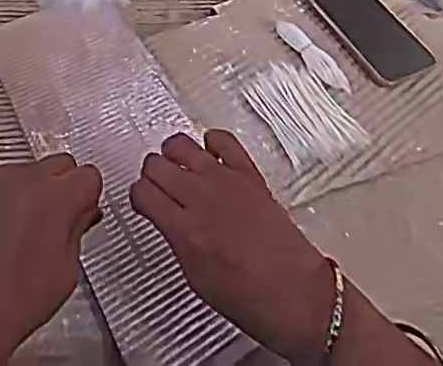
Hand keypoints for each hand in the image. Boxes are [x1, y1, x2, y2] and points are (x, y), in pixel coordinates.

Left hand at [0, 154, 102, 365]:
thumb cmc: (20, 294)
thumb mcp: (68, 265)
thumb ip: (80, 226)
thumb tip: (88, 208)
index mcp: (56, 198)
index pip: (89, 174)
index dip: (91, 194)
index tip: (88, 208)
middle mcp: (29, 179)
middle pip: (64, 162)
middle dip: (70, 185)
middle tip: (68, 217)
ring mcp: (5, 179)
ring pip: (39, 167)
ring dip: (44, 187)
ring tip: (39, 226)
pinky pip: (15, 175)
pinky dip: (21, 190)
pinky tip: (19, 223)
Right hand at [131, 131, 335, 361]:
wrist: (304, 303)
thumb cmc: (257, 302)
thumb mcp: (197, 279)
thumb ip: (174, 238)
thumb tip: (161, 215)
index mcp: (186, 232)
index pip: (141, 191)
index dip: (138, 196)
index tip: (143, 201)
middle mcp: (202, 200)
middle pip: (154, 164)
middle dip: (150, 175)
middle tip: (158, 186)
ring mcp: (226, 182)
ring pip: (178, 143)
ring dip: (172, 155)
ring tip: (178, 167)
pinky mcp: (249, 174)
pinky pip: (221, 138)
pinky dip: (211, 142)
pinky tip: (210, 155)